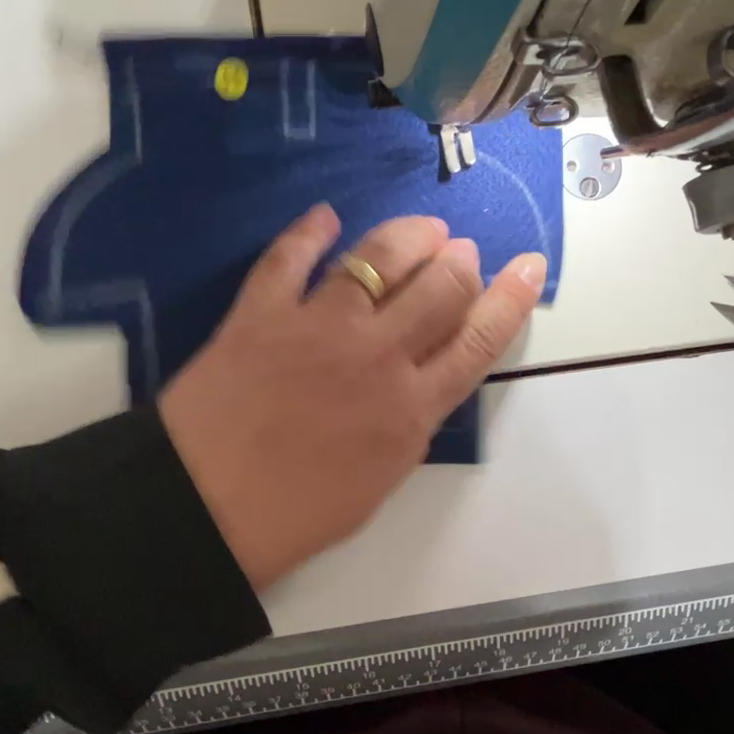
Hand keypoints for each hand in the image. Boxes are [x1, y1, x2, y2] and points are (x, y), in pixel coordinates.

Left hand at [159, 204, 545, 589]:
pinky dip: (310, 232)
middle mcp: (377, 356)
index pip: (479, 342)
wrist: (204, 511)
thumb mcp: (379, 482)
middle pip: (439, 289)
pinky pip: (290, 258)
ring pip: (377, 259)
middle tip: (460, 253)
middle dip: (460, 263)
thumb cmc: (296, 516)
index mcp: (411, 409)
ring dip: (408, 237)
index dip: (511, 300)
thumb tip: (418, 385)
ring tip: (423, 229)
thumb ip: (407, 426)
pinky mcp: (262, 313)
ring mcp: (319, 327)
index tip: (528, 268)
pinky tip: (326, 217)